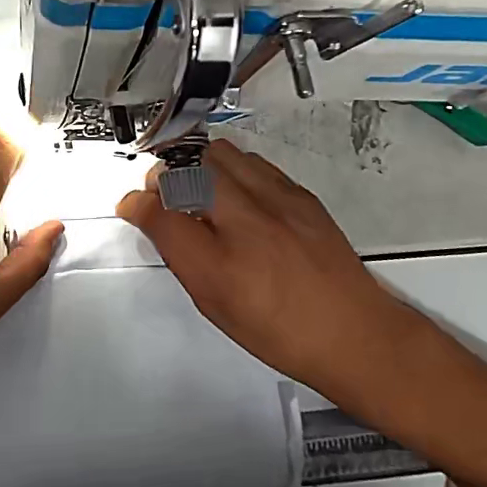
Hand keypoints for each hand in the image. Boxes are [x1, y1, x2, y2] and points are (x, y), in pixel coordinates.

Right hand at [116, 140, 397, 392]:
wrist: (354, 332)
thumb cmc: (281, 330)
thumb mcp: (215, 303)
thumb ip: (181, 255)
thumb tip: (157, 222)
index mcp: (219, 263)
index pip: (159, 212)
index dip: (137, 204)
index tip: (132, 206)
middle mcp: (247, 223)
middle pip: (187, 167)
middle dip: (164, 175)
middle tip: (163, 193)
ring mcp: (277, 201)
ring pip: (219, 154)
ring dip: (197, 165)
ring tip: (197, 188)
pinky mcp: (300, 193)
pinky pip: (253, 161)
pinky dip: (232, 169)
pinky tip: (234, 192)